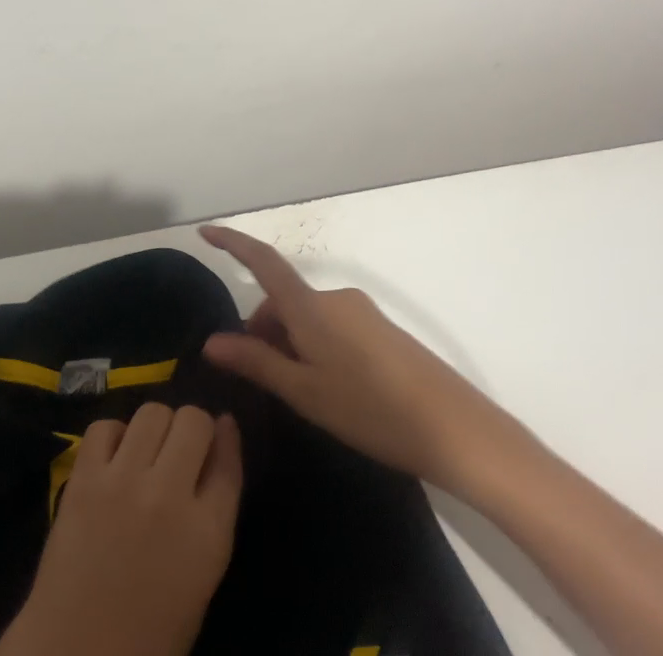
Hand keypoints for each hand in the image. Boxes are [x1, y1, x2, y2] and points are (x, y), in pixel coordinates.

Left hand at [0, 404, 242, 655]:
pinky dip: (115, 434)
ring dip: (155, 425)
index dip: (225, 437)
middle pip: (192, 421)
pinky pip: (105, 426)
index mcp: (209, 531)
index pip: (228, 458)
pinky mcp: (83, 479)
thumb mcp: (204, 570)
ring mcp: (122, 482)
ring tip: (146, 450)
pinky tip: (114, 457)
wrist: (80, 646)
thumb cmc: (153, 621)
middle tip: (178, 450)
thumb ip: (216, 505)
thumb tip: (222, 438)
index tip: (220, 431)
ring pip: (151, 412)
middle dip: (191, 427)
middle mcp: (169, 495)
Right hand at [198, 225, 522, 489]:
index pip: (264, 263)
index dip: (233, 245)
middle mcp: (336, 299)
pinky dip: (315, 348)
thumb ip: (256, 362)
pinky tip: (332, 390)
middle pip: (283, 302)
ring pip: (307, 319)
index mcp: (311, 308)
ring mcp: (363, 314)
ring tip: (302, 394)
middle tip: (264, 380)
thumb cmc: (371, 410)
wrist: (457, 431)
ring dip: (290, 344)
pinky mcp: (383, 332)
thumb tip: (211, 341)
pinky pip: (332, 328)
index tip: (204, 232)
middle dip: (263, 331)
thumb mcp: (304, 391)